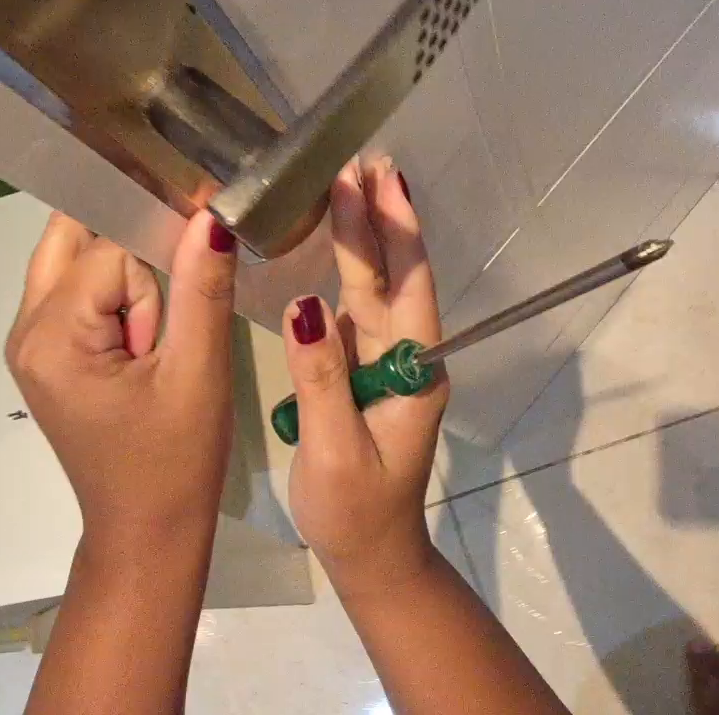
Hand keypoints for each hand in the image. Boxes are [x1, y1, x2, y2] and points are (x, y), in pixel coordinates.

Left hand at [6, 208, 239, 544]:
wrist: (146, 533)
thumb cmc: (176, 460)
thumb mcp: (198, 371)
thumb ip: (202, 286)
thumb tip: (210, 214)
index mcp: (54, 337)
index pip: (110, 249)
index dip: (159, 258)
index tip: (195, 282)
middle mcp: (26, 331)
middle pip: (72, 238)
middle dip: (129, 246)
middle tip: (173, 291)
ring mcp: (30, 343)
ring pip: (76, 260)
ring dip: (124, 276)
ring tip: (157, 337)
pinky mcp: (48, 354)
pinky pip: (78, 291)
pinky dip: (116, 296)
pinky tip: (145, 339)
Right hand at [283, 156, 447, 593]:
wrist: (370, 555)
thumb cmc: (357, 512)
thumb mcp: (335, 450)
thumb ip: (321, 377)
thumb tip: (304, 305)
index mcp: (414, 372)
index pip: (410, 288)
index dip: (397, 232)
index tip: (381, 182)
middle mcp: (405, 356)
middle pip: (392, 276)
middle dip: (377, 219)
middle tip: (359, 164)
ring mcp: (383, 360)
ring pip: (372, 287)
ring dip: (361, 237)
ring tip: (345, 186)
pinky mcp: (361, 368)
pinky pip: (352, 308)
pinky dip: (340, 270)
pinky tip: (324, 245)